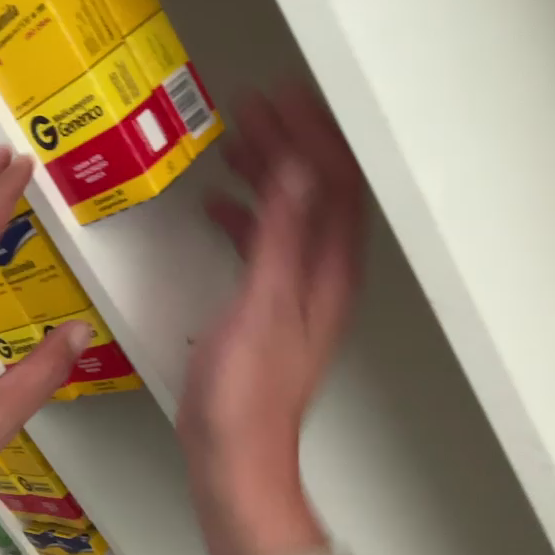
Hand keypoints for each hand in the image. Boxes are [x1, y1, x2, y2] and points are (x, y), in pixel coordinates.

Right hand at [182, 85, 366, 554]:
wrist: (234, 455)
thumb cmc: (245, 392)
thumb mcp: (261, 308)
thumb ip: (280, 239)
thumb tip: (297, 171)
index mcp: (329, 272)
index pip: (333, 183)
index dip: (310, 135)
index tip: (278, 100)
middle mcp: (323, 276)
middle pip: (318, 192)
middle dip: (292, 144)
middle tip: (255, 109)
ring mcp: (296, 294)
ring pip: (292, 215)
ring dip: (270, 176)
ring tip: (236, 144)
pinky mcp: (268, 310)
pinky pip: (267, 246)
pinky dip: (248, 218)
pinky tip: (221, 208)